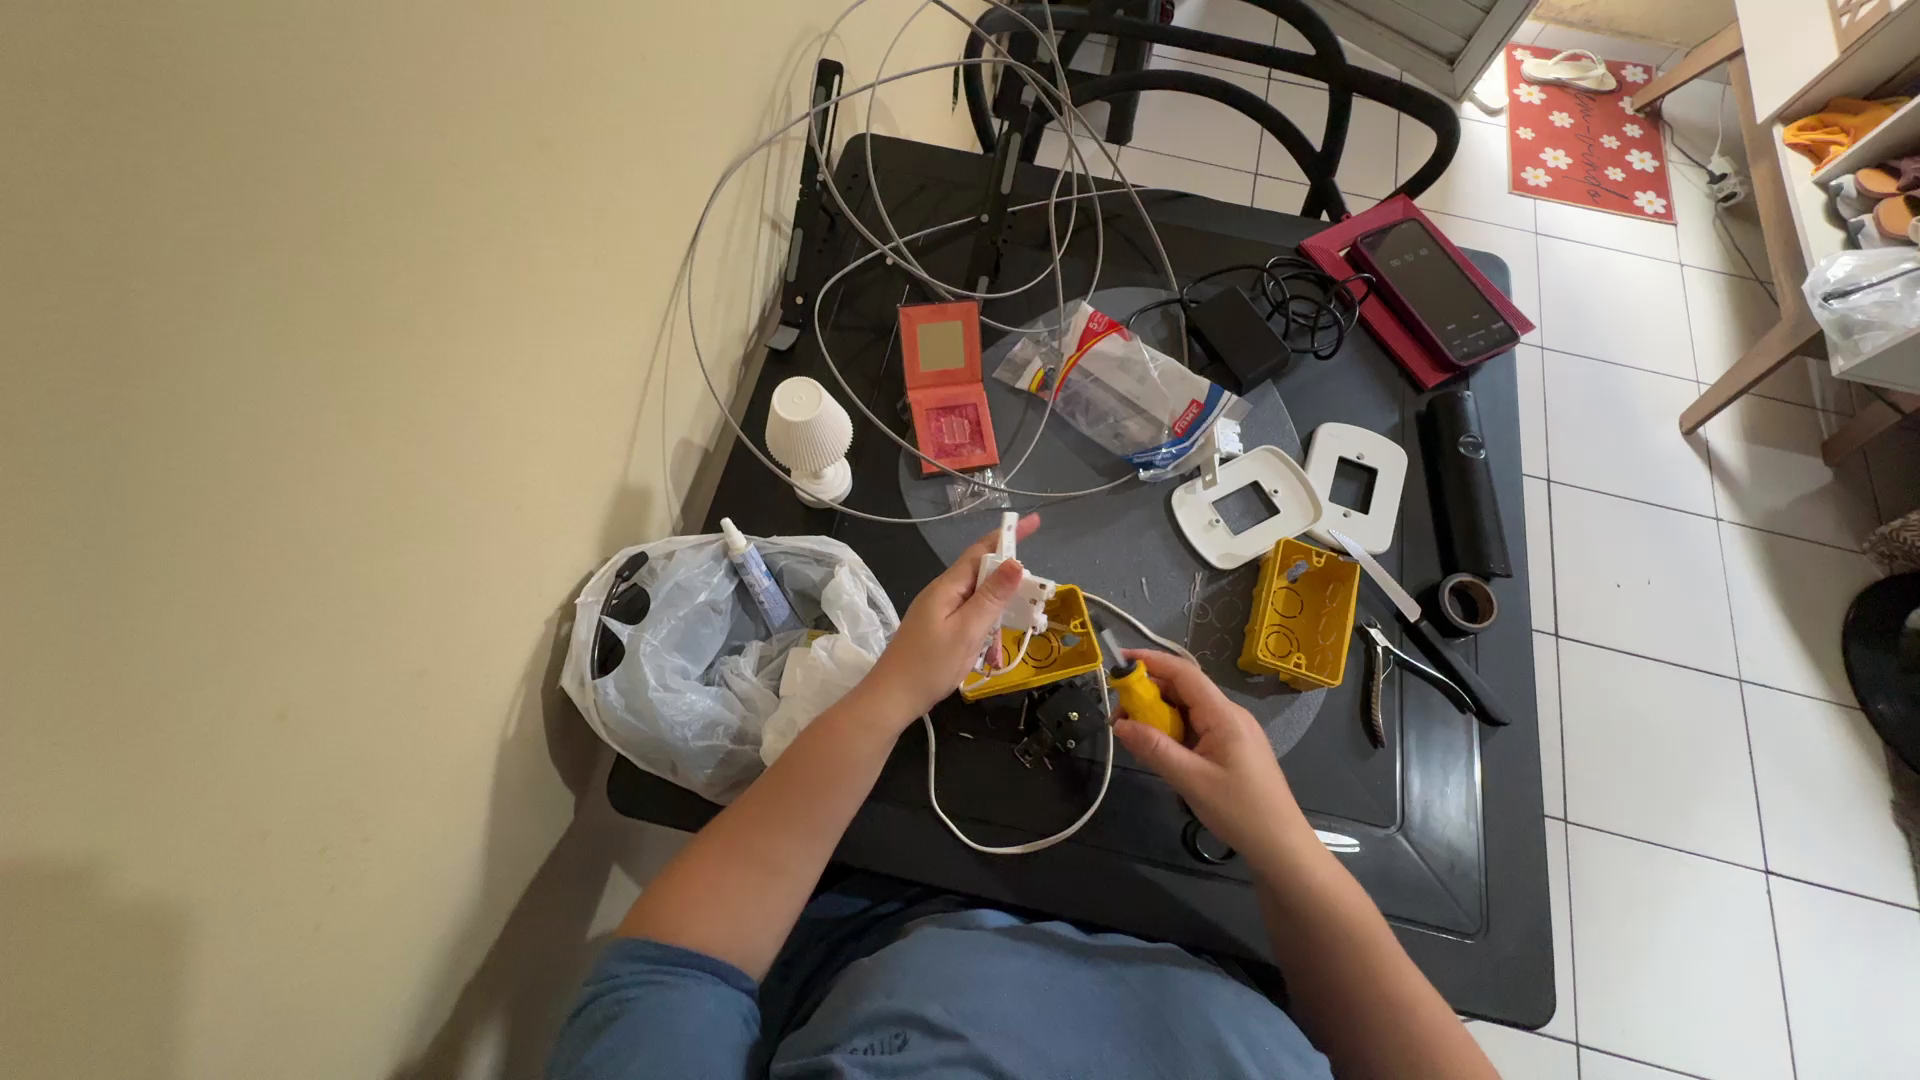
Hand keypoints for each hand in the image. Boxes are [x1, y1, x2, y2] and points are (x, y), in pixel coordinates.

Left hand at [859, 514, 1040, 724]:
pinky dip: (986, 630)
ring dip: (998, 613)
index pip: (982, 551)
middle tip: (1034, 597)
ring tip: (1012, 631)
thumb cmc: (929, 665)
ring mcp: (939, 612)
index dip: (1008, 535)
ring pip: (979, 600)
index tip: (1035, 522)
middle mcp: (943, 593)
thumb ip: (991, 597)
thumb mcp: (967, 631)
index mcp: (948, 587)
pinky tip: (990, 653)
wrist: (891, 698)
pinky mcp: (939, 630)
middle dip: (1009, 582)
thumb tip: (1015, 562)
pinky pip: (971, 619)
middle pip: (983, 574)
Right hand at [1112, 649, 1306, 857]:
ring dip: (1158, 715)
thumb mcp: (1191, 781)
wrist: (1281, 846)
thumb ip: (1154, 749)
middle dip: (1148, 693)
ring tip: (1132, 732)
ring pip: (1188, 709)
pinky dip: (1172, 730)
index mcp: (1223, 715)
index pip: (1184, 673)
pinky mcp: (1231, 747)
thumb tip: (1120, 725)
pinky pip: (1196, 726)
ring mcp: (1232, 730)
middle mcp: (1229, 714)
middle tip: (1118, 713)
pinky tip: (1157, 747)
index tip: (1120, 662)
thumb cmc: (1241, 811)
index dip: (1151, 661)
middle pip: (1183, 689)